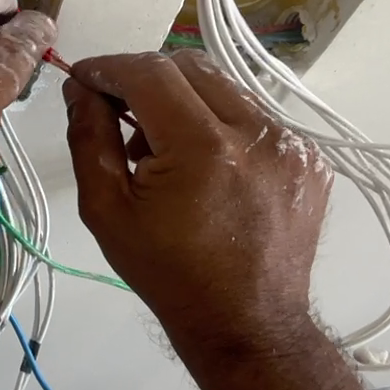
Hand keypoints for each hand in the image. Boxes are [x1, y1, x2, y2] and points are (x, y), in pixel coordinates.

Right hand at [62, 49, 329, 355]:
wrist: (246, 323)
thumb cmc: (165, 271)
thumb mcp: (105, 209)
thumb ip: (88, 138)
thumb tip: (80, 88)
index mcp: (203, 148)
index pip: (150, 73)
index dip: (109, 67)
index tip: (83, 77)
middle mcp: (257, 133)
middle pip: (189, 66)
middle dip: (143, 76)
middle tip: (116, 107)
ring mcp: (292, 143)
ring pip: (223, 85)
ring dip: (181, 97)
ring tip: (159, 142)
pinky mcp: (309, 157)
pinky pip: (251, 113)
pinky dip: (215, 120)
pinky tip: (200, 161)